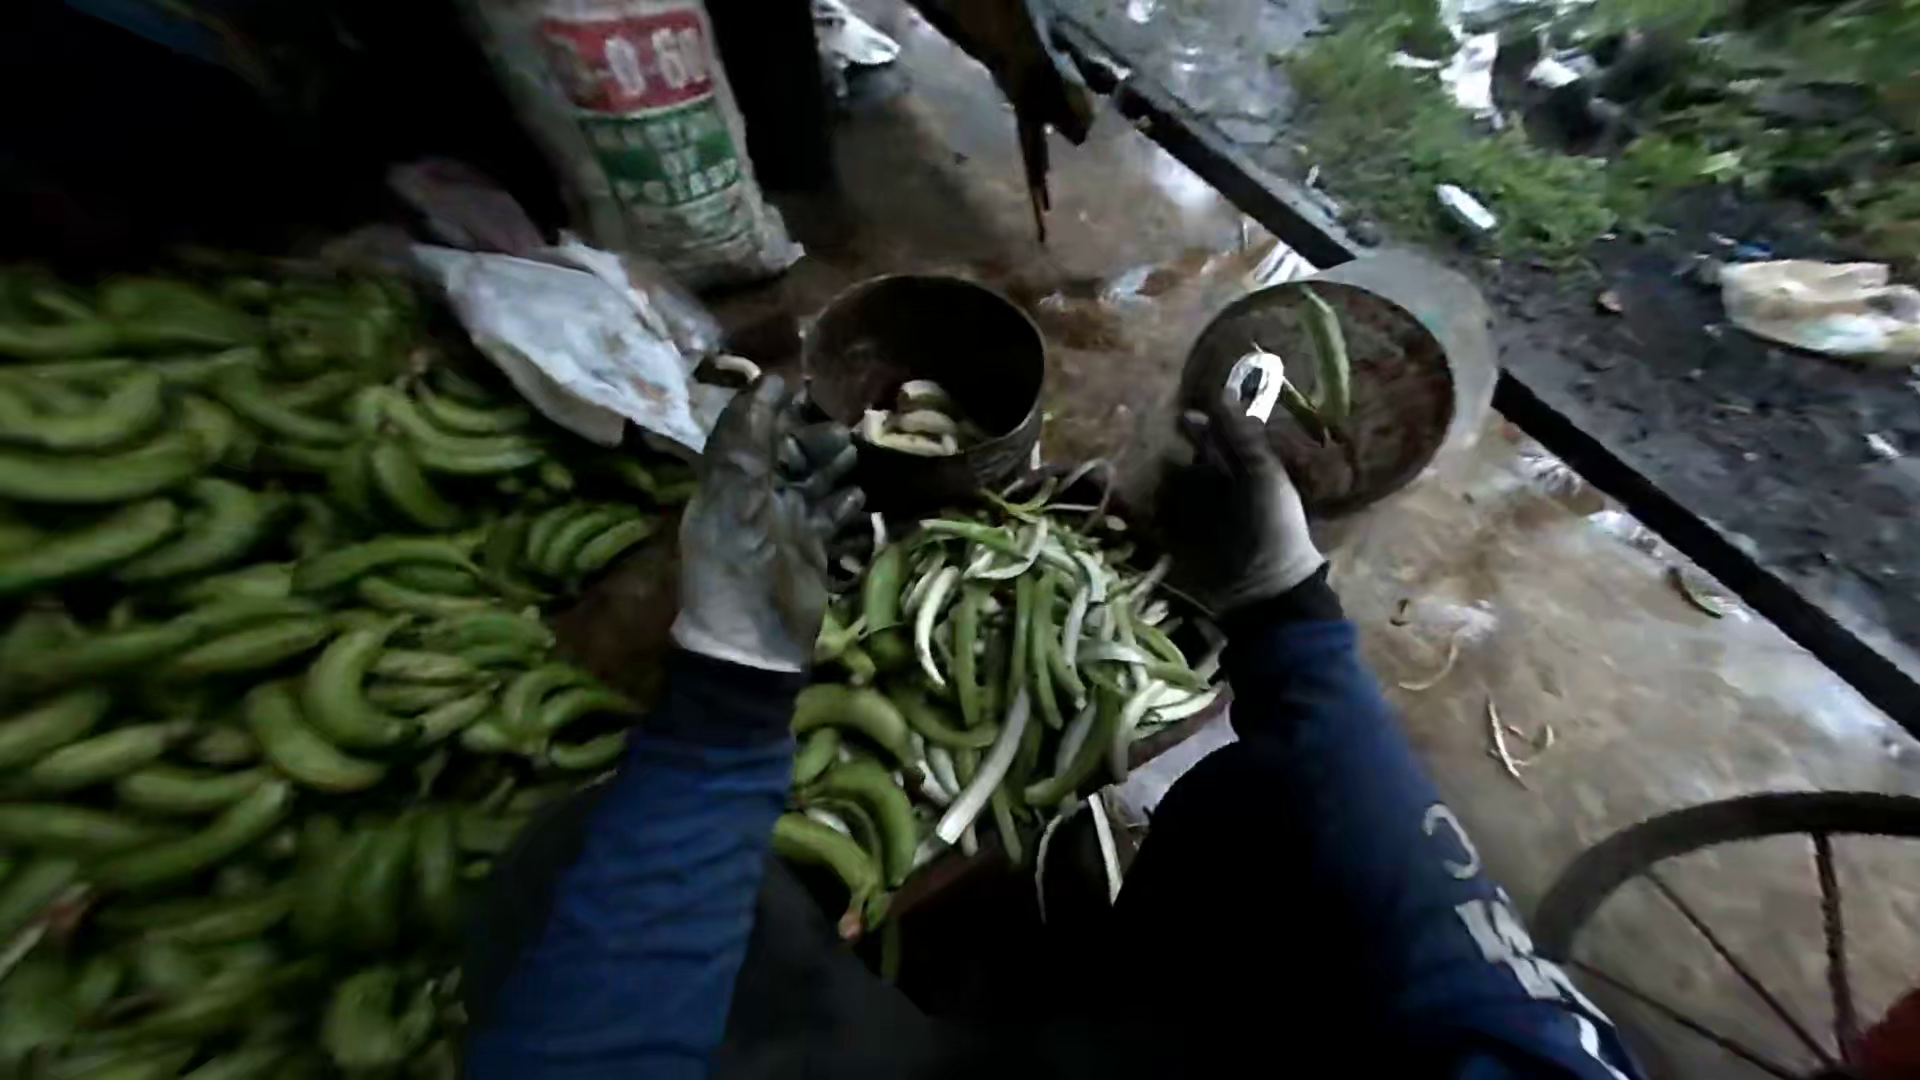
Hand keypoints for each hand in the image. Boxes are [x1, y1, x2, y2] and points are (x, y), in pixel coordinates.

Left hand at [671, 375, 863, 671]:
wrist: (755, 647)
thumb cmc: (739, 572)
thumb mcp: (734, 504)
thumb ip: (746, 446)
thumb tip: (764, 384)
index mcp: (729, 486)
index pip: (747, 434)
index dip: (766, 408)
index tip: (793, 382)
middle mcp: (756, 500)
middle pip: (786, 456)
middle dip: (811, 438)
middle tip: (841, 427)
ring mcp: (786, 526)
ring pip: (812, 483)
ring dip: (831, 466)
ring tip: (853, 452)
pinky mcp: (811, 549)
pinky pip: (830, 516)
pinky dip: (844, 504)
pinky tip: (858, 496)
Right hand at [1157, 393, 1323, 614]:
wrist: (1264, 587)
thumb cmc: (1273, 526)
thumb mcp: (1264, 474)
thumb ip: (1243, 436)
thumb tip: (1223, 390)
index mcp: (1238, 469)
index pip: (1212, 438)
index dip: (1198, 425)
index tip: (1181, 416)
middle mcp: (1213, 487)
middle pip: (1184, 460)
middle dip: (1170, 454)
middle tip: (1153, 447)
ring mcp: (1192, 515)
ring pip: (1166, 487)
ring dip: (1156, 482)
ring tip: (1142, 477)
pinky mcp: (1175, 539)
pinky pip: (1154, 517)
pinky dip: (1145, 510)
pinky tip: (1136, 504)